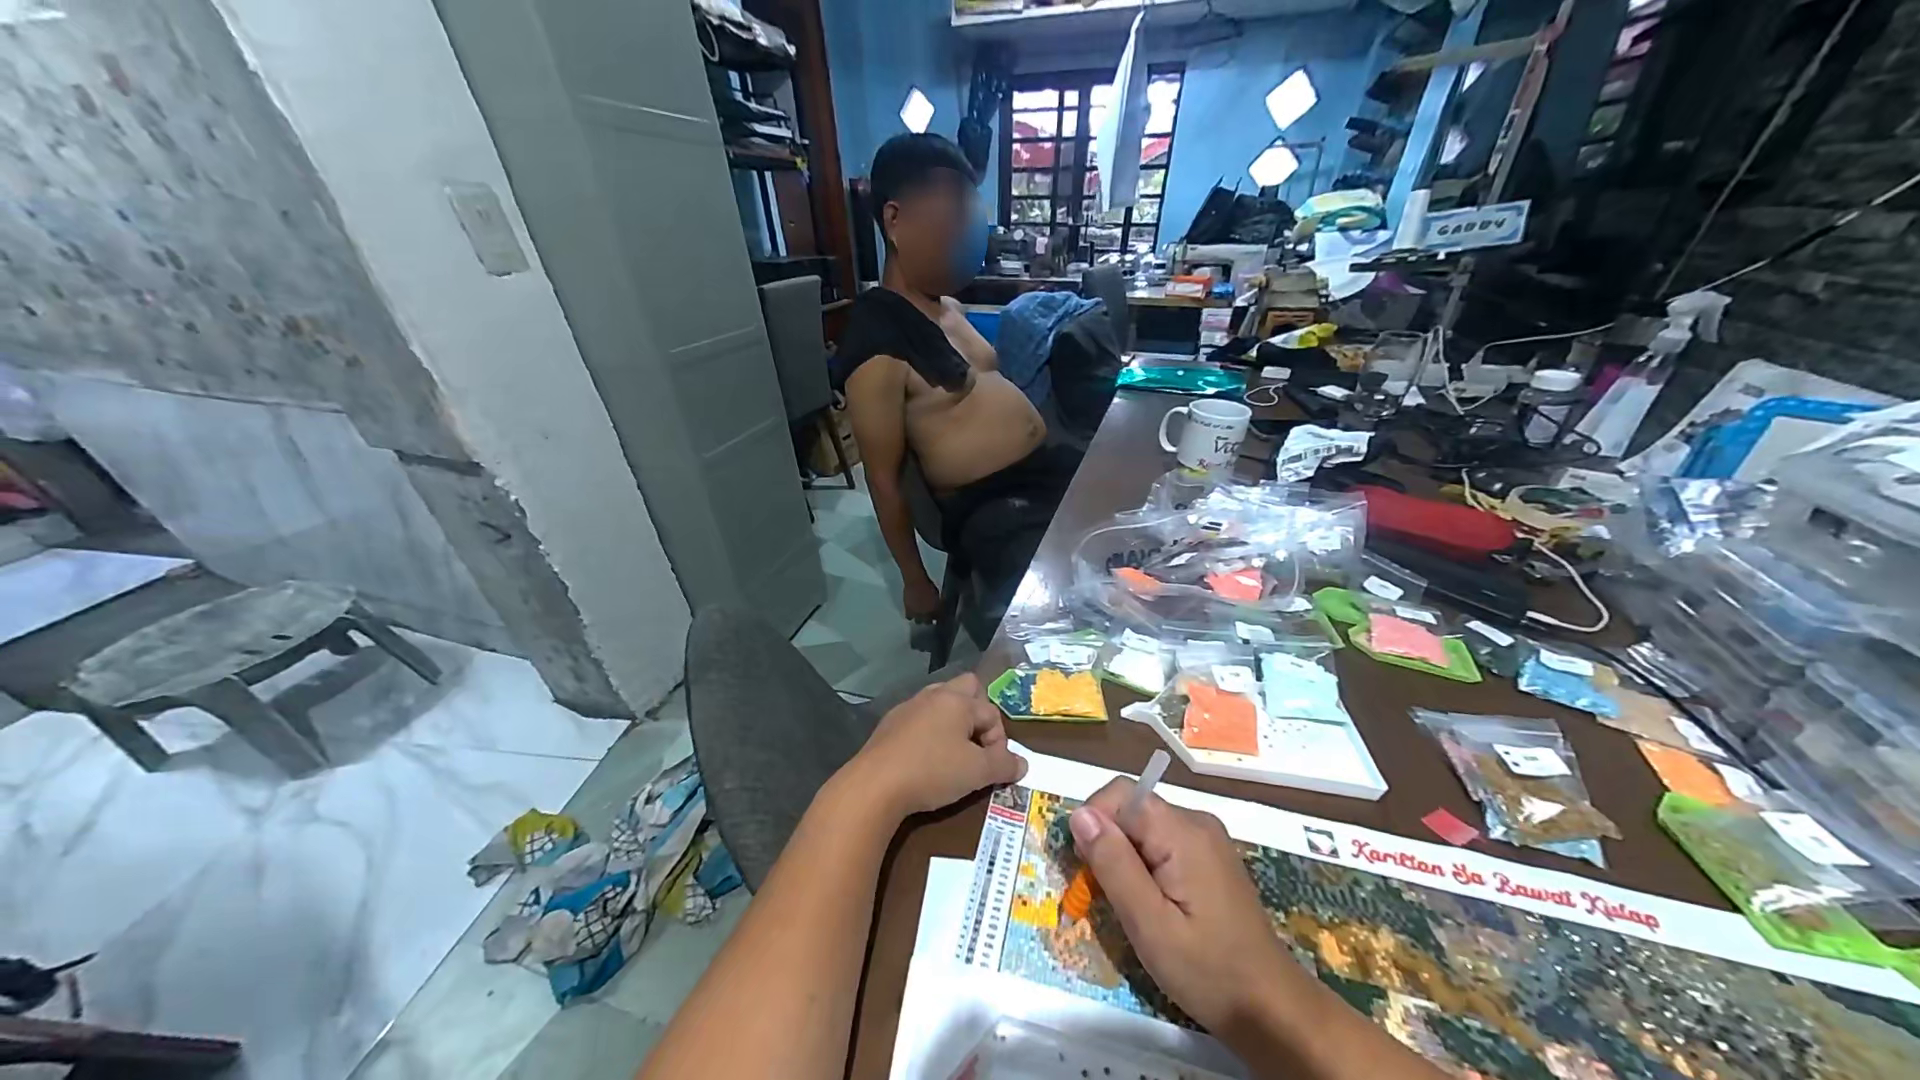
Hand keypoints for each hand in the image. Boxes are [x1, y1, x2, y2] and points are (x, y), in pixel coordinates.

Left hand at [840, 673, 1027, 819]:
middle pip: (966, 688)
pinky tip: (926, 759)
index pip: (991, 713)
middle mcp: (933, 696)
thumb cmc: (932, 772)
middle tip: (977, 745)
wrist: (874, 785)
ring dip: (952, 722)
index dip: (1000, 741)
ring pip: (940, 702)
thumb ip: (1003, 765)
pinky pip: (919, 719)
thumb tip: (1022, 764)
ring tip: (954, 752)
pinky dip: (929, 732)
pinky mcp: (889, 724)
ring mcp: (908, 707)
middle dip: (977, 713)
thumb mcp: (976, 773)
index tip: (994, 768)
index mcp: (957, 701)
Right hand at [902, 575, 942, 622]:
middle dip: (929, 620)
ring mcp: (917, 613)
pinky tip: (912, 613)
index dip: (938, 618)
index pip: (939, 618)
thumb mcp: (937, 594)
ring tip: (920, 615)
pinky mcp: (908, 611)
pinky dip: (911, 616)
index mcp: (936, 609)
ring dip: (920, 619)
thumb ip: (939, 603)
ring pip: (918, 622)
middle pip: (928, 622)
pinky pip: (909, 617)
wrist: (916, 581)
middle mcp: (926, 613)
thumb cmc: (928, 584)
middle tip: (929, 616)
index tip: (937, 617)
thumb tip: (939, 607)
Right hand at [1068, 779, 1298, 1036]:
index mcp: (1183, 832)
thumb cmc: (1207, 970)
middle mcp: (1196, 823)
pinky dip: (1144, 866)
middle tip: (1105, 895)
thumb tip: (1080, 814)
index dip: (1094, 822)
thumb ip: (1113, 863)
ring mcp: (1207, 840)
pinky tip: (1152, 905)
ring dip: (1124, 857)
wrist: (1271, 1009)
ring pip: (1144, 828)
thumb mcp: (1148, 923)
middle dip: (1108, 843)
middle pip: (1132, 809)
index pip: (1120, 794)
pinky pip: (1162, 844)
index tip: (1087, 869)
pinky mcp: (1209, 859)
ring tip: (1129, 906)